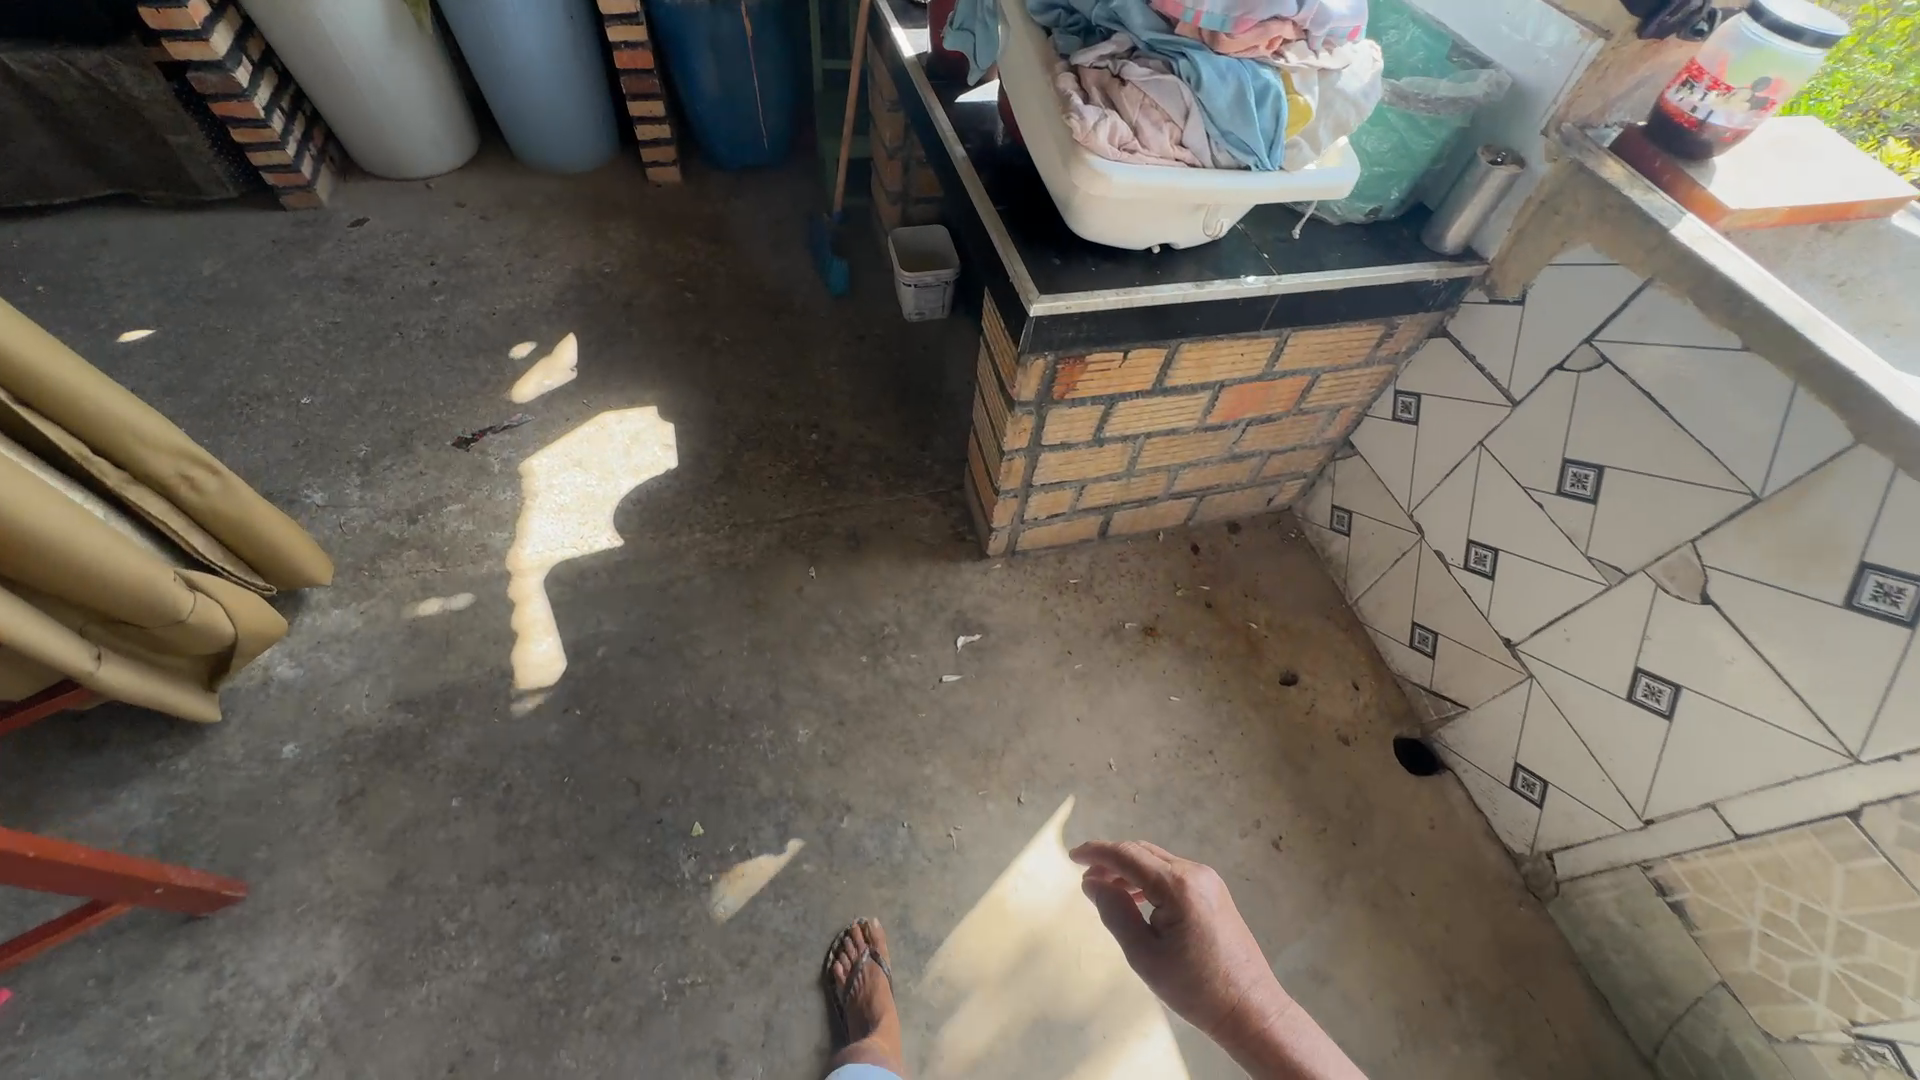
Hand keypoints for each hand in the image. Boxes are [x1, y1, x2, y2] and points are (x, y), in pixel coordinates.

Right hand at [1070, 840, 1290, 1044]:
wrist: (1251, 1010)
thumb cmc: (1196, 989)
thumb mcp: (1145, 956)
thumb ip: (1115, 913)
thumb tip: (1092, 883)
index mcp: (1178, 886)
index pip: (1127, 855)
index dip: (1096, 852)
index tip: (1072, 856)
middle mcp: (1195, 873)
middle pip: (1142, 852)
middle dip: (1110, 861)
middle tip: (1086, 880)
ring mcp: (1208, 881)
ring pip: (1156, 861)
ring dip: (1128, 870)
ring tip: (1105, 890)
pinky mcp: (1214, 892)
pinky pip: (1171, 874)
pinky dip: (1147, 879)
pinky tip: (1135, 899)